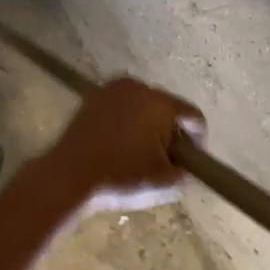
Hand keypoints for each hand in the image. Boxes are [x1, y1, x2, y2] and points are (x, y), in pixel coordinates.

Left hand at [42, 77, 204, 213]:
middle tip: (166, 158)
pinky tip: (119, 143)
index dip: (198, 140)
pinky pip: (121, 106)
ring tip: (141, 152)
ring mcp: (112, 88)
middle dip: (171, 130)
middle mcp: (138, 86)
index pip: (193, 116)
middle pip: (167, 107)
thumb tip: (184, 161)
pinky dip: (125, 120)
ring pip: (143, 105)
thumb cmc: (123, 176)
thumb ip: (187, 169)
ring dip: (147, 123)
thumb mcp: (167, 182)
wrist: (71, 173)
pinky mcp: (92, 96)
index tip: (192, 161)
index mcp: (160, 103)